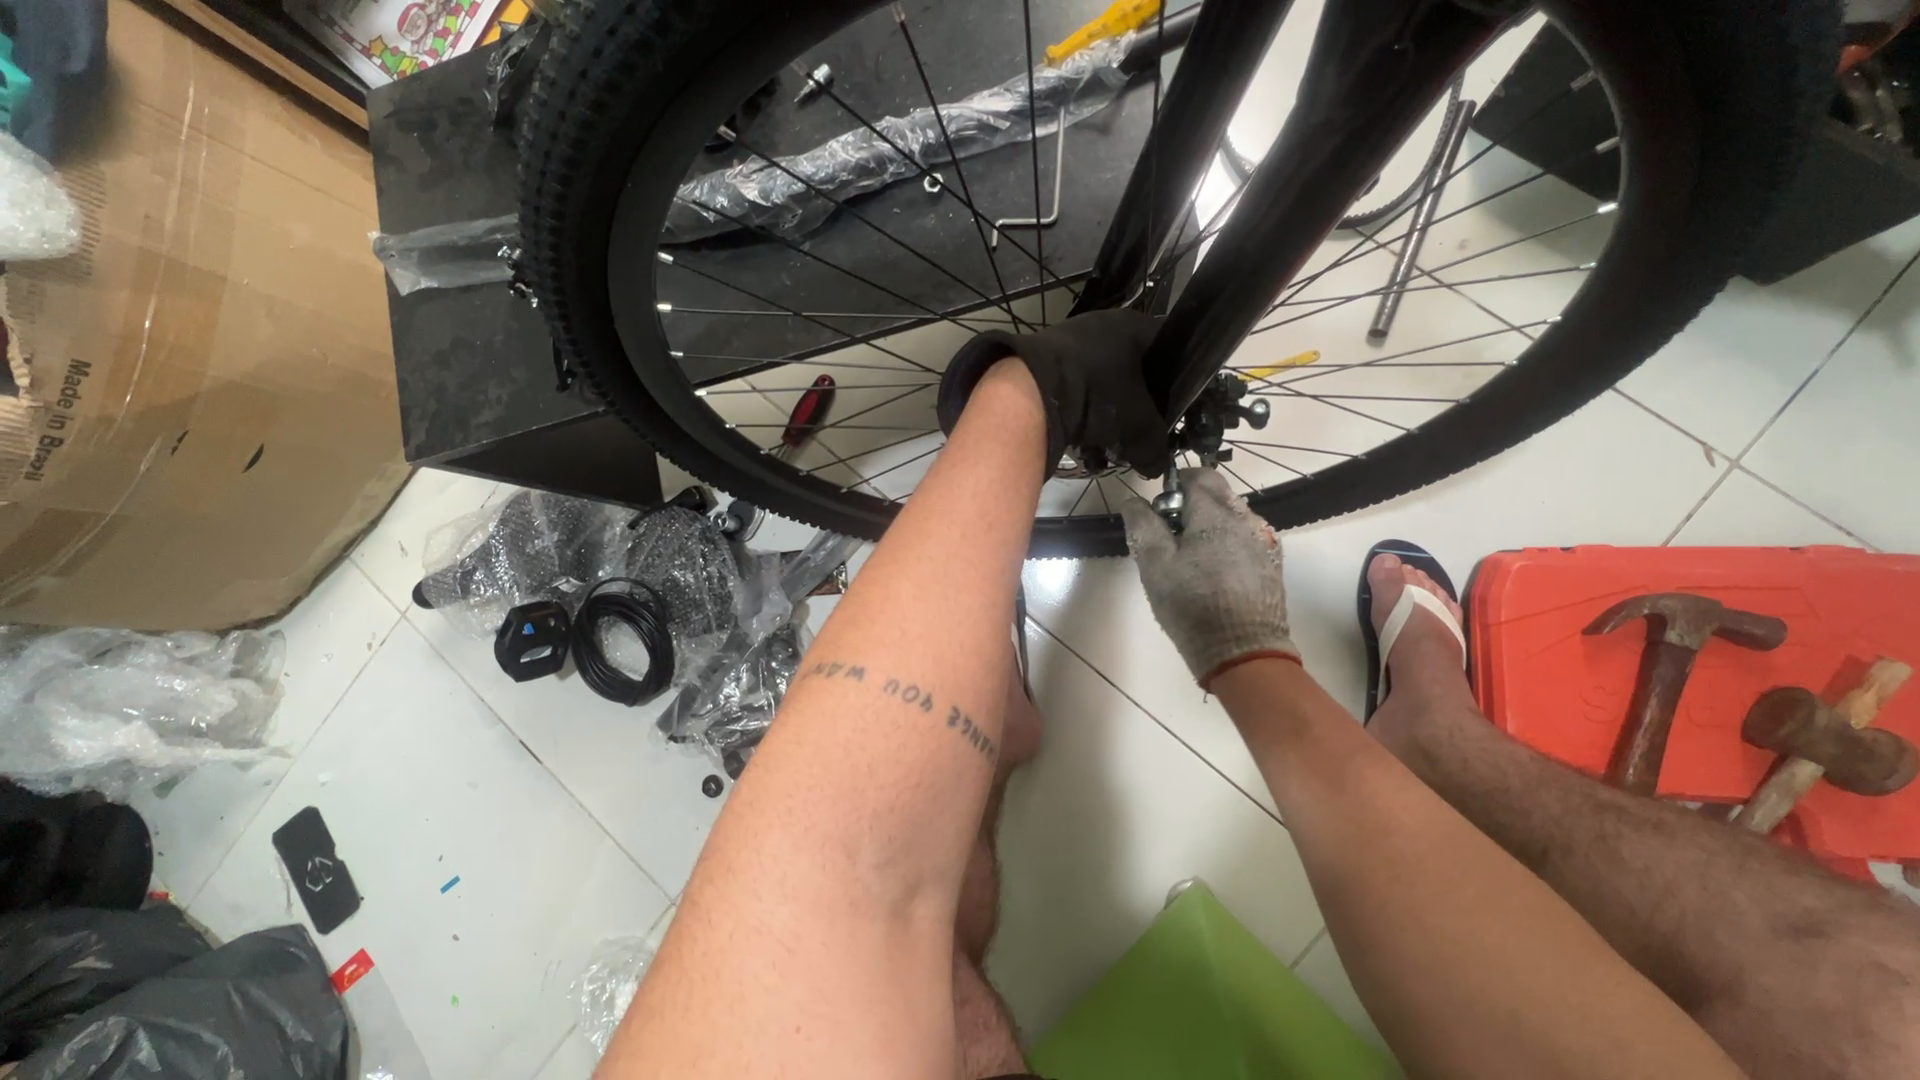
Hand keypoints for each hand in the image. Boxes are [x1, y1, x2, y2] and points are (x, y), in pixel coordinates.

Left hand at [936, 310, 1167, 476]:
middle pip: (1131, 373)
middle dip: (1133, 410)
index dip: (1175, 380)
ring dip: (1105, 420)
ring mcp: (1069, 344)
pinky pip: (1073, 394)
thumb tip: (1156, 467)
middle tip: (1136, 435)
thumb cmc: (1098, 393)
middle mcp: (1101, 327)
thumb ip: (1154, 446)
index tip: (1172, 409)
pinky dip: (1079, 419)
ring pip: (1101, 387)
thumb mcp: (1138, 424)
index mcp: (1133, 326)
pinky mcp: (1043, 365)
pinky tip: (1081, 445)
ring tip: (1106, 448)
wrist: (1030, 390)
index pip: (1168, 349)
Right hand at [1119, 468, 1297, 687]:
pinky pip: (1245, 538)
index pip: (1197, 476)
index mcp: (1216, 514)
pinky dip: (1227, 542)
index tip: (1158, 511)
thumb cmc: (1192, 606)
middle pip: (1218, 493)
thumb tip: (1133, 499)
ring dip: (1210, 523)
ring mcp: (1264, 542)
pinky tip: (1215, 571)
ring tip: (1191, 557)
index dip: (1173, 486)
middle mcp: (1246, 520)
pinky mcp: (1272, 564)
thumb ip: (1143, 525)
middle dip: (1192, 503)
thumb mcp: (1155, 566)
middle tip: (1170, 534)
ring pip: (1233, 516)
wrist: (1242, 651)